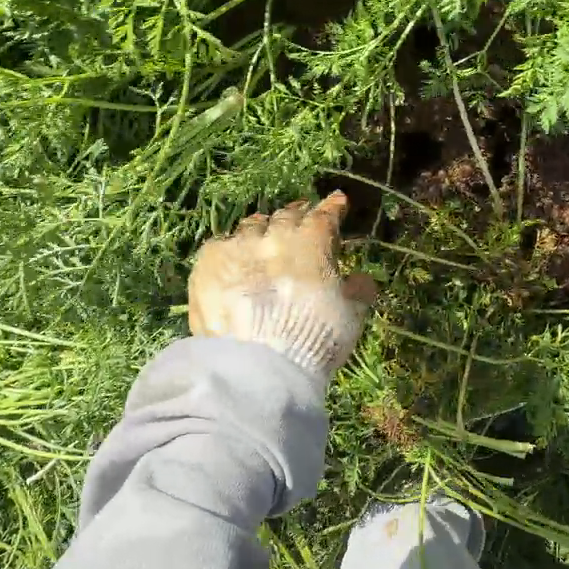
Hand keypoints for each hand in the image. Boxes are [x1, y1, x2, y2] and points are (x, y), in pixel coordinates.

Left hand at [187, 192, 376, 384]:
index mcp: (312, 242)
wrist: (256, 366)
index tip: (337, 202)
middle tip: (300, 220)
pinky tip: (234, 262)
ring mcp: (239, 245)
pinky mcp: (208, 263)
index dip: (333, 207)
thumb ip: (357, 291)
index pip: (326, 214)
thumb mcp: (350, 317)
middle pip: (287, 215)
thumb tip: (359, 279)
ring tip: (263, 240)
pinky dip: (231, 250)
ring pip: (252, 226)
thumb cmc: (313, 339)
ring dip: (262, 230)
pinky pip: (221, 245)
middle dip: (297, 215)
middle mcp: (275, 234)